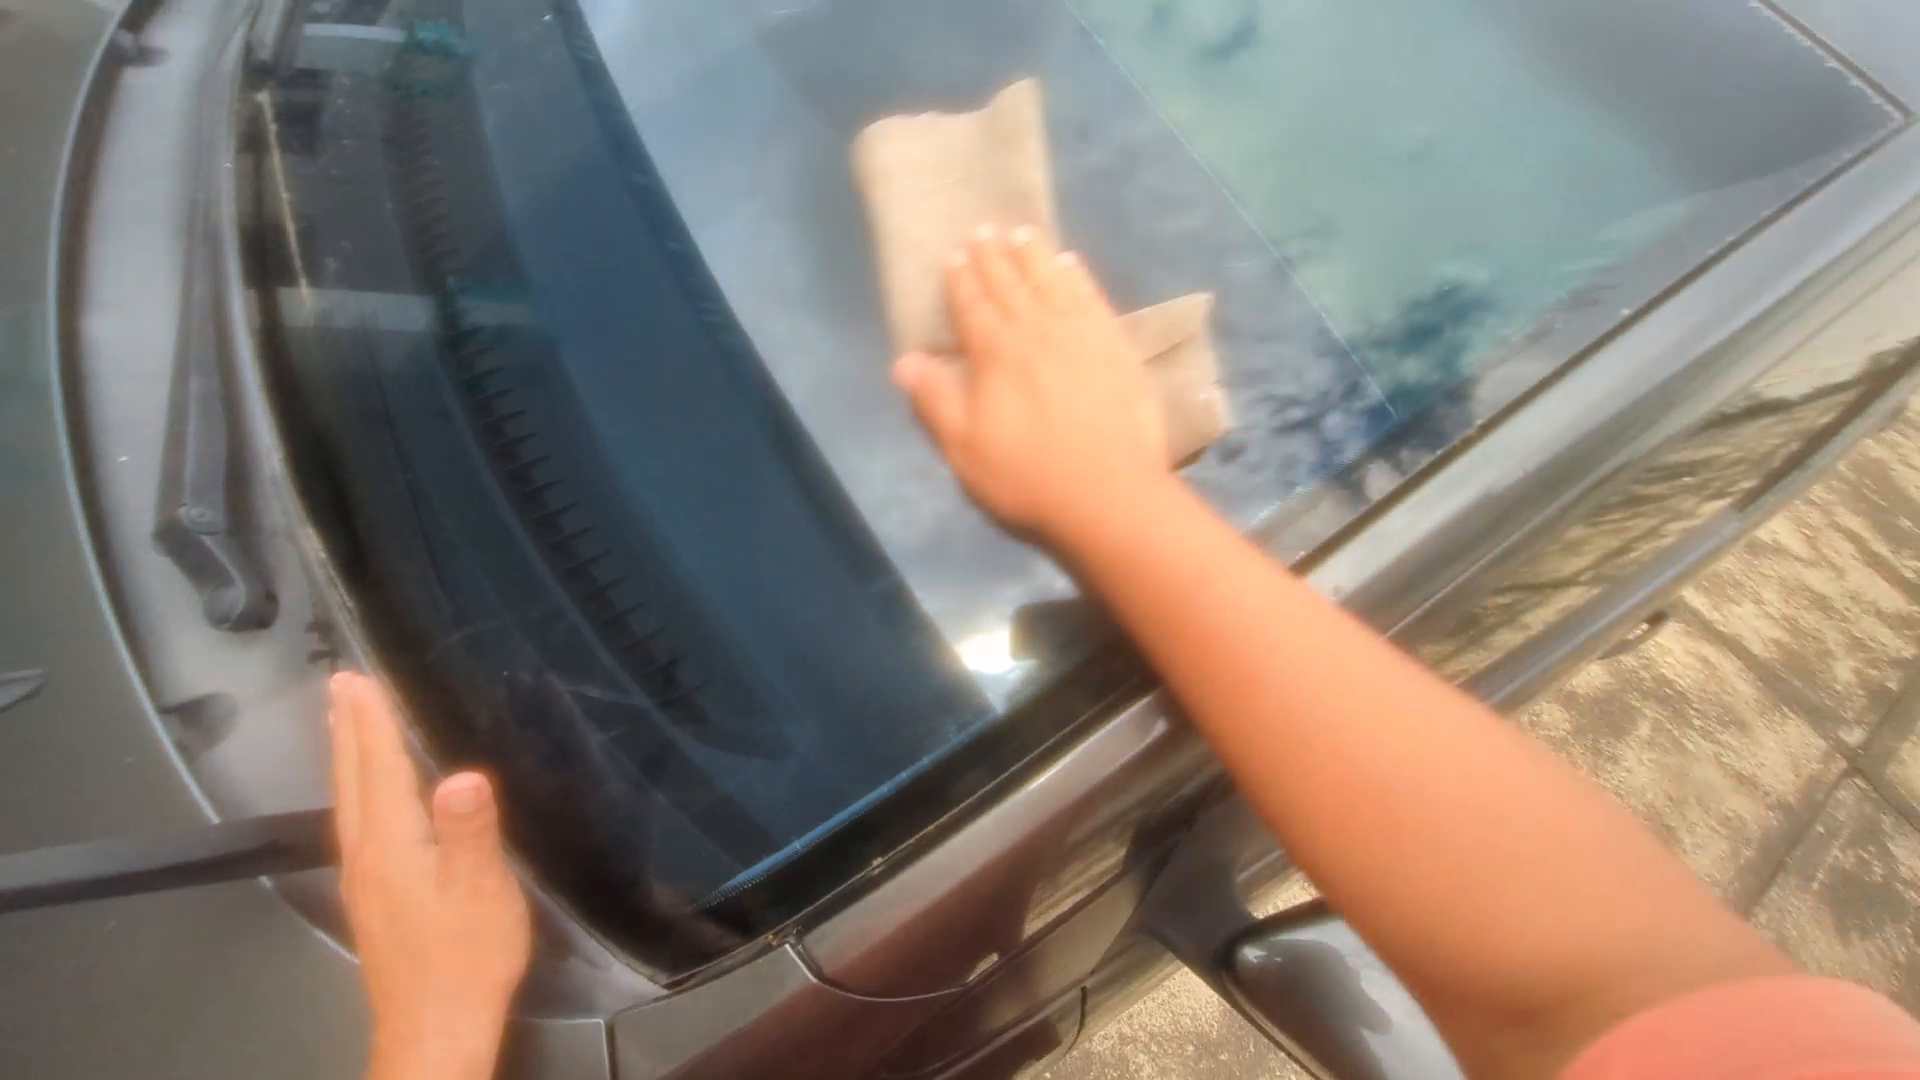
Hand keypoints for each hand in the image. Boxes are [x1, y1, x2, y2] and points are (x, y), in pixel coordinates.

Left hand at [328, 672, 532, 1079]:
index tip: (359, 679)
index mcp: (392, 846)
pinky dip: (361, 787)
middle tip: (343, 685)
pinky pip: (361, 821)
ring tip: (350, 724)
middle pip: (353, 781)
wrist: (437, 1028)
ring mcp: (367, 879)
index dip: (372, 723)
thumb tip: (463, 776)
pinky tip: (372, 793)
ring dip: (349, 755)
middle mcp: (367, 856)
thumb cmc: (467, 955)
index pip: (379, 769)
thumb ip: (471, 832)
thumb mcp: (482, 889)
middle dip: (349, 729)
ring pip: (351, 801)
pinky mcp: (377, 895)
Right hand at [892, 224, 1171, 548]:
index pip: (973, 306)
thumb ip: (934, 401)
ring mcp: (1082, 335)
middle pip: (1011, 285)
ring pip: (1053, 282)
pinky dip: (1078, 278)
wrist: (1108, 495)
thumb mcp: (964, 448)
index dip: (961, 280)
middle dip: (993, 257)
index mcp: (996, 353)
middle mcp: (1038, 331)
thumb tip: (904, 360)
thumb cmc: (1026, 477)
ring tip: (1023, 232)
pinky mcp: (1117, 348)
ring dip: (1035, 255)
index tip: (954, 253)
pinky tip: (1073, 265)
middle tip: (983, 229)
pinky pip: (1092, 298)